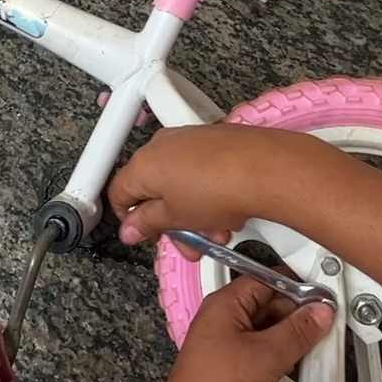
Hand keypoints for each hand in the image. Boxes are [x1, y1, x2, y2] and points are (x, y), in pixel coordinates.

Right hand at [109, 124, 336, 255]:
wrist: (261, 168)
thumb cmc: (218, 188)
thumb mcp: (176, 218)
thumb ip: (147, 224)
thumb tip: (130, 228)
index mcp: (142, 164)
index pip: (119, 192)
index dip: (130, 219)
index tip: (145, 234)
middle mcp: (161, 146)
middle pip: (153, 189)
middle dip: (170, 221)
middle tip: (187, 241)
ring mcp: (187, 139)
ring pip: (179, 182)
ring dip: (193, 212)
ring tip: (217, 231)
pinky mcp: (210, 139)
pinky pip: (199, 170)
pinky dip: (207, 192)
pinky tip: (227, 213)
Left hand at [148, 276, 335, 381]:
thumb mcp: (266, 355)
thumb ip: (297, 331)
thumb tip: (321, 311)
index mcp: (225, 303)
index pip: (264, 279)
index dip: (294, 284)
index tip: (322, 294)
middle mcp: (223, 316)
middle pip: (266, 303)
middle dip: (295, 313)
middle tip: (325, 324)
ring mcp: (225, 340)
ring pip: (265, 327)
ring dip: (289, 335)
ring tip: (315, 345)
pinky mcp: (229, 364)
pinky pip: (260, 348)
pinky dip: (279, 353)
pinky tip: (297, 363)